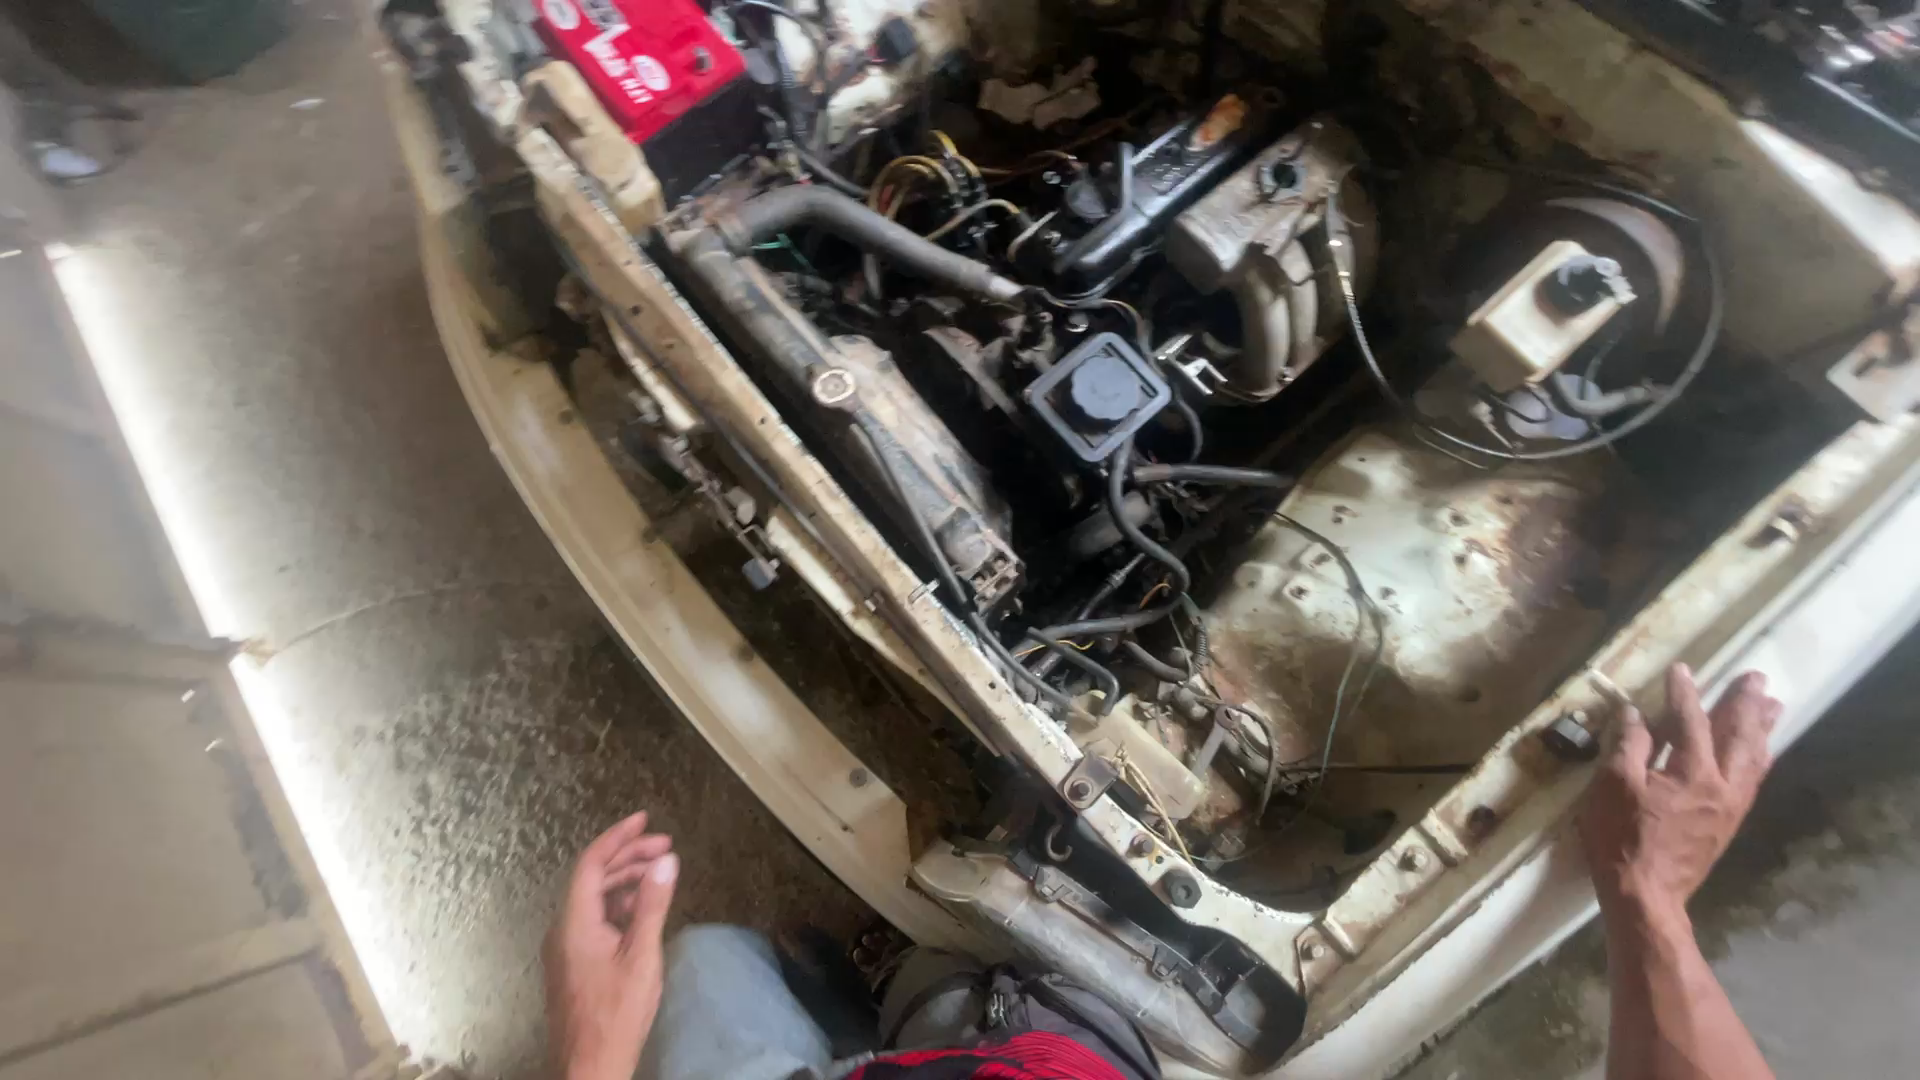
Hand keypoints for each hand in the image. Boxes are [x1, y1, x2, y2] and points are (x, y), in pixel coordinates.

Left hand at [544, 812, 679, 1079]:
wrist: (590, 1069)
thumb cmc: (617, 1012)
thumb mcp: (642, 956)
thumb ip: (653, 904)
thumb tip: (666, 859)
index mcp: (574, 924)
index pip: (591, 864)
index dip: (617, 837)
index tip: (645, 818)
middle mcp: (563, 930)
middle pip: (592, 877)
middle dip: (628, 856)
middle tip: (666, 845)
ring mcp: (566, 947)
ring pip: (594, 897)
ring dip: (626, 878)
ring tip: (660, 872)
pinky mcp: (574, 962)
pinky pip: (594, 917)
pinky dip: (619, 902)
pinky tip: (643, 906)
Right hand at [1581, 664, 1780, 916]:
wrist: (1645, 888)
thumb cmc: (1620, 834)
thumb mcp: (1612, 785)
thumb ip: (1628, 747)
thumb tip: (1634, 714)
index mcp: (1692, 774)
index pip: (1690, 723)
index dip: (1685, 694)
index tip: (1683, 669)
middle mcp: (1723, 787)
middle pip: (1739, 738)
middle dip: (1745, 706)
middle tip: (1756, 680)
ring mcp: (1731, 805)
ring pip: (1753, 759)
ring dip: (1760, 729)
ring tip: (1770, 706)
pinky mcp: (1728, 819)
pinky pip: (1751, 778)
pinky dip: (1756, 756)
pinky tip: (1755, 751)